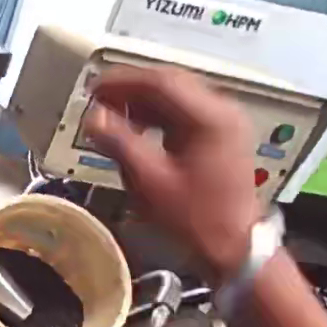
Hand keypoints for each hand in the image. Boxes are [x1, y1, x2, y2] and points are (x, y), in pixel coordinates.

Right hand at [84, 63, 261, 274]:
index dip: (123, 81)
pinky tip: (136, 126)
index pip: (161, 82)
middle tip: (99, 97)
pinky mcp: (220, 136)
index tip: (94, 87)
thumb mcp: (150, 181)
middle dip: (132, 87)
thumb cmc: (194, 217)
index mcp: (209, 118)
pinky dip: (157, 114)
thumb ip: (119, 143)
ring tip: (112, 112)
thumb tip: (93, 119)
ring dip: (143, 100)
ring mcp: (224, 123)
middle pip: (171, 83)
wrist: (233, 245)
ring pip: (178, 96)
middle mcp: (222, 112)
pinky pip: (184, 112)